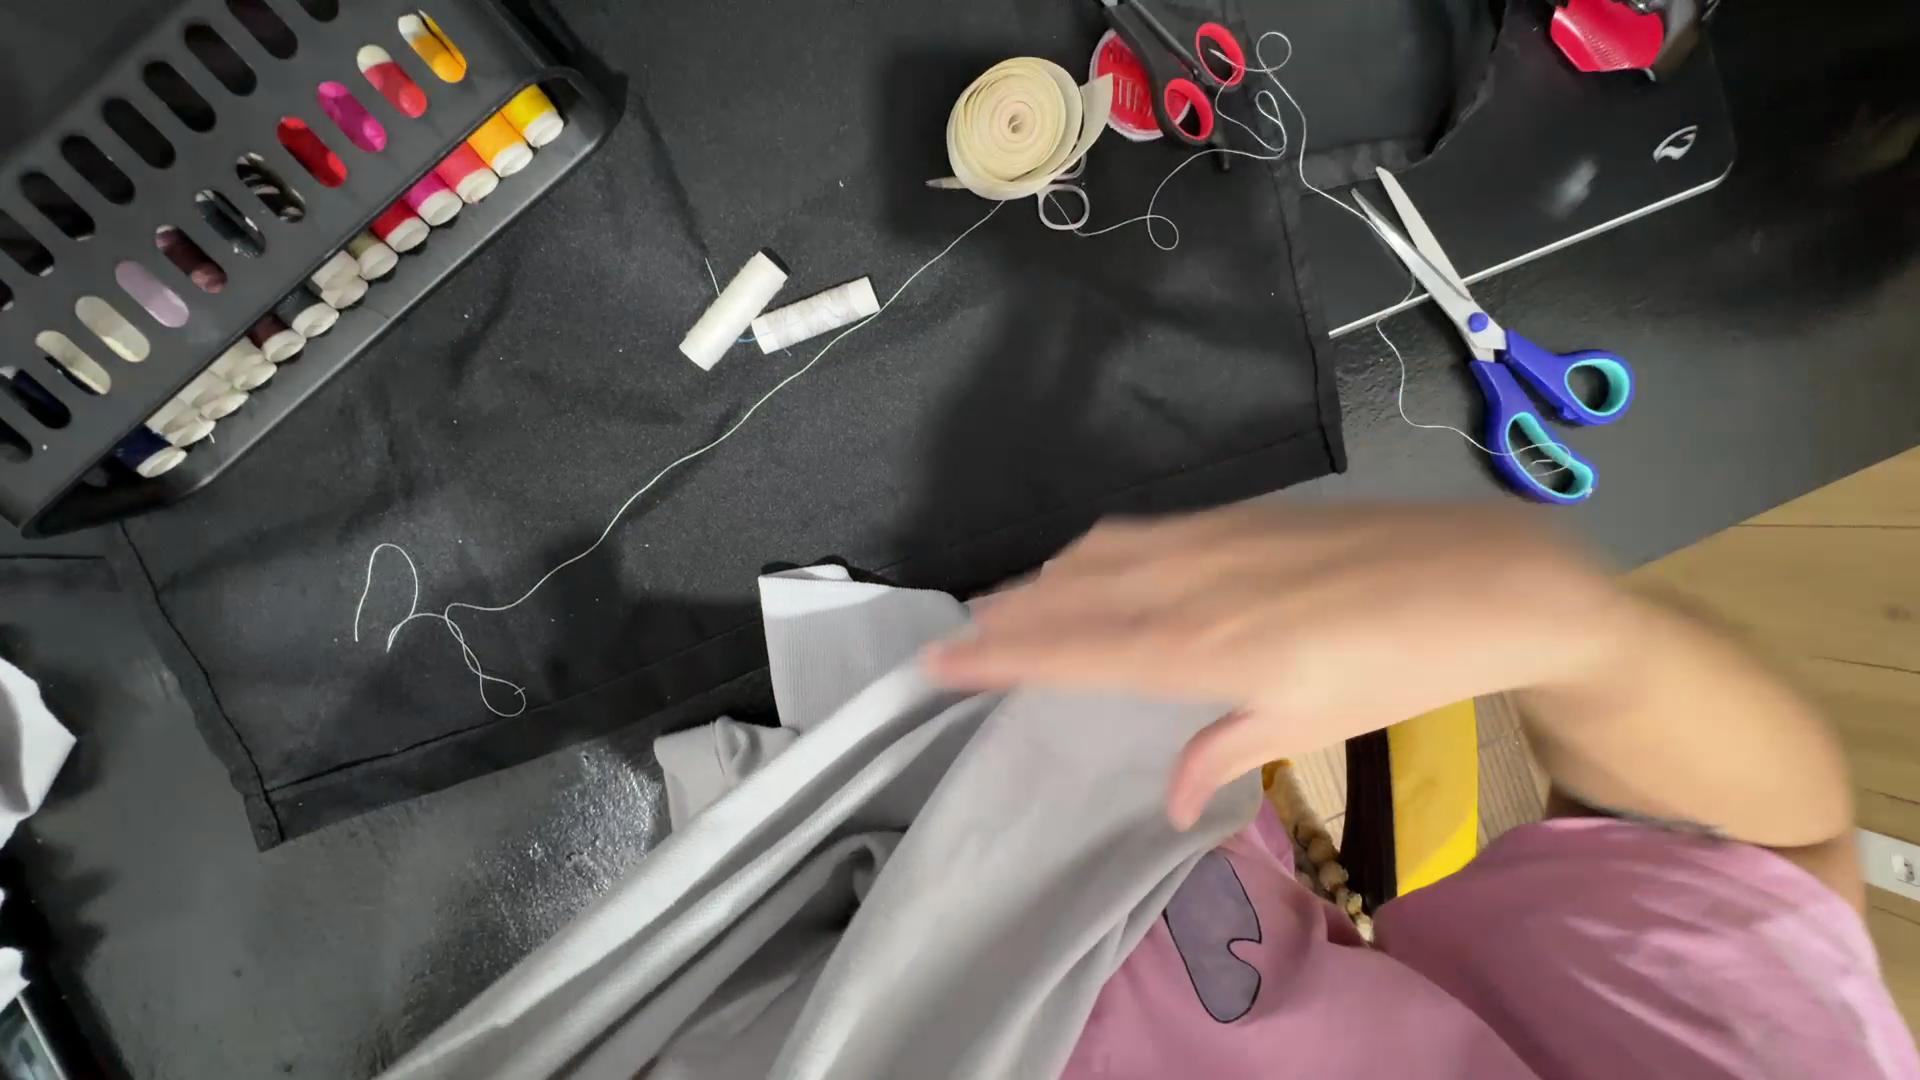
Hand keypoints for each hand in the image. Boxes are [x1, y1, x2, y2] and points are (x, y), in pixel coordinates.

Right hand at [923, 502, 1633, 827]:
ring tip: (998, 606)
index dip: (999, 657)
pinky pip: (1131, 533)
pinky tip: (1078, 562)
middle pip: (1066, 600)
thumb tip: (1168, 804)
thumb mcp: (1312, 726)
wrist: (1482, 577)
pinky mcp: (1226, 518)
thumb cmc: (1400, 668)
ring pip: (1091, 560)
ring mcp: (1202, 544)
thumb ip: (1222, 751)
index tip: (939, 660)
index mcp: (1198, 649)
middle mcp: (1183, 588)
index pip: (1071, 652)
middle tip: (951, 638)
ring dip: (1037, 584)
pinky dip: (1086, 553)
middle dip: (1002, 619)